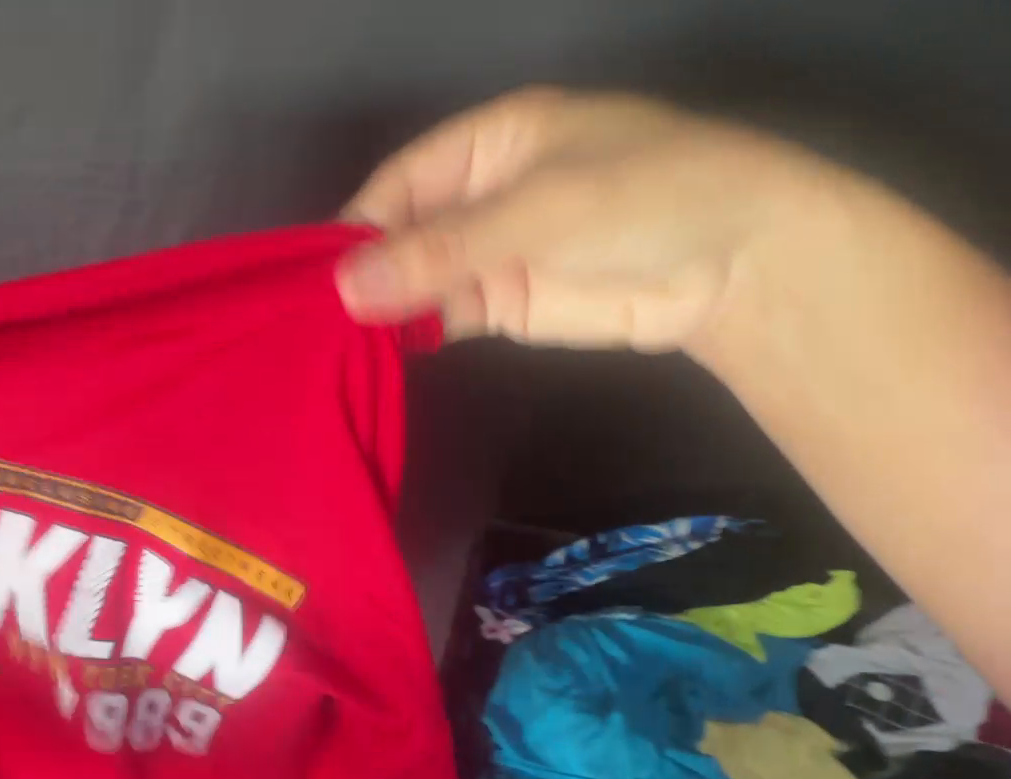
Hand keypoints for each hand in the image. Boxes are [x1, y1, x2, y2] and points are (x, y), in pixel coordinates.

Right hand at [336, 87, 826, 356]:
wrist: (742, 265)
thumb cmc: (650, 198)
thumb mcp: (541, 210)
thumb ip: (442, 251)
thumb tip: (346, 289)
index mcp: (487, 145)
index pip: (398, 184)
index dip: (357, 227)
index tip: (319, 278)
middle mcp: (475, 197)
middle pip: (397, 235)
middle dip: (362, 275)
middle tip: (318, 320)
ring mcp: (483, 253)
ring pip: (410, 281)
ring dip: (379, 310)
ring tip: (333, 343)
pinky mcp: (494, 303)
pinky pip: (434, 317)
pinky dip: (405, 334)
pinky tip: (374, 353)